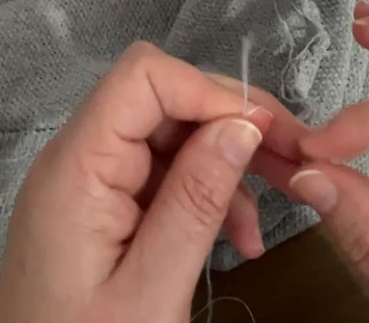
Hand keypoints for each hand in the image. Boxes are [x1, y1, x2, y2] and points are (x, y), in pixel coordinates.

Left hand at [0, 41, 305, 322]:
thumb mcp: (152, 292)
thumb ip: (195, 201)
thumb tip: (242, 124)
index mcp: (77, 165)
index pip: (143, 76)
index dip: (208, 91)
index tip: (265, 131)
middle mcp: (77, 157)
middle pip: (161, 99)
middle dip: (228, 125)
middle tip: (291, 163)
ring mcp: (87, 182)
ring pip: (168, 137)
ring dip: (222, 167)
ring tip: (261, 226)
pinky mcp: (99, 208)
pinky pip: (158, 176)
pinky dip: (202, 196)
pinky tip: (236, 239)